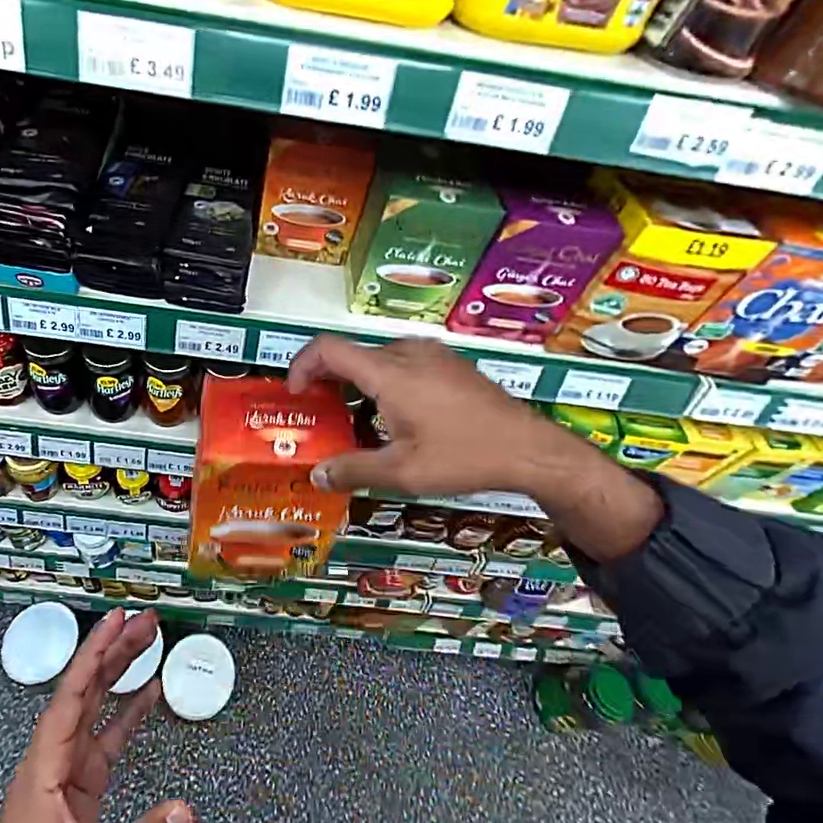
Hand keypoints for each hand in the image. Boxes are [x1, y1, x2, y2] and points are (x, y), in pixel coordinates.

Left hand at [0, 609, 193, 822]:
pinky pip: (107, 738)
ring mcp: (65, 778)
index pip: (70, 699)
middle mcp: (52, 767)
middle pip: (85, 694)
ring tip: (148, 644)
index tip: (114, 624)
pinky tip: (148, 695)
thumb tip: (183, 812)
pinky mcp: (78, 792)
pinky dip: (129, 713)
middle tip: (143, 623)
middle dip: (114, 653)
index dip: (92, 656)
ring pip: (96, 710)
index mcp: (43, 776)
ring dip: (122, 674)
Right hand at [289, 336, 664, 561]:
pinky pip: (403, 362)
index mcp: (389, 372)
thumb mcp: (402, 472)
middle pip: (351, 354)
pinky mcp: (449, 363)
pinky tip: (394, 417)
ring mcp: (432, 354)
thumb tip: (318, 474)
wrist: (526, 447)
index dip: (300, 366)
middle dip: (327, 381)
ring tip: (354, 421)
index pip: (327, 349)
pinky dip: (383, 381)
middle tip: (319, 415)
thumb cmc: (463, 456)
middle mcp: (408, 352)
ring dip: (357, 383)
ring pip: (377, 359)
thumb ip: (353, 469)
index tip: (296, 395)